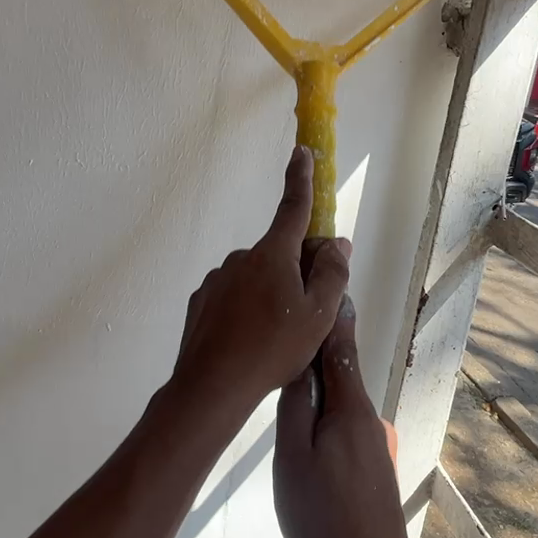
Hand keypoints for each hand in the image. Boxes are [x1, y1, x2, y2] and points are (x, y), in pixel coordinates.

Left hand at [170, 146, 350, 415]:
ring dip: (268, 297)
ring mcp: (217, 280)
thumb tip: (336, 243)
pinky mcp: (201, 303)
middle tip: (304, 316)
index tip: (302, 151)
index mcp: (272, 254)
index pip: (293, 207)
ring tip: (273, 340)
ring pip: (255, 280)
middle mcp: (242, 258)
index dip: (301, 178)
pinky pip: (232, 299)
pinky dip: (245, 313)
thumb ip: (331, 275)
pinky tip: (247, 343)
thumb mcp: (318, 315)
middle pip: (278, 254)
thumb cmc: (273, 349)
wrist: (212, 386)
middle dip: (295, 273)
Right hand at [273, 297, 410, 537]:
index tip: (329, 287)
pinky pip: (351, 436)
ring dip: (321, 411)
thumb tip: (299, 364)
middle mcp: (373, 420)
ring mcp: (381, 447)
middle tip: (282, 379)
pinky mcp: (382, 469)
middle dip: (314, 373)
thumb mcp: (292, 457)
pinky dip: (331, 434)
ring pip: (344, 412)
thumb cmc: (320, 515)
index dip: (331, 318)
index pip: (339, 349)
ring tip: (293, 438)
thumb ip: (294, 406)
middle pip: (340, 380)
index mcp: (351, 409)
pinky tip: (317, 465)